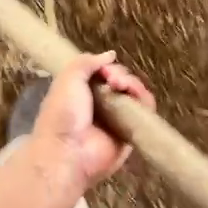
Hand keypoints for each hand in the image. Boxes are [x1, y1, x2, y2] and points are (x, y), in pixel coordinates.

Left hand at [24, 51, 154, 201]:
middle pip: (121, 82)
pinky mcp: (130, 133)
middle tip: (113, 80)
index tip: (104, 71)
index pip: (103, 74)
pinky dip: (144, 100)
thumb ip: (87, 62)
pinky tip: (136, 96)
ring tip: (122, 87)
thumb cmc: (63, 113)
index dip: (107, 68)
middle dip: (120, 75)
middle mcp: (100, 106)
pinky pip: (144, 113)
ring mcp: (116, 120)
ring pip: (135, 95)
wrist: (68, 151)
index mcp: (81, 94)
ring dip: (133, 85)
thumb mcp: (68, 78)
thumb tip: (110, 55)